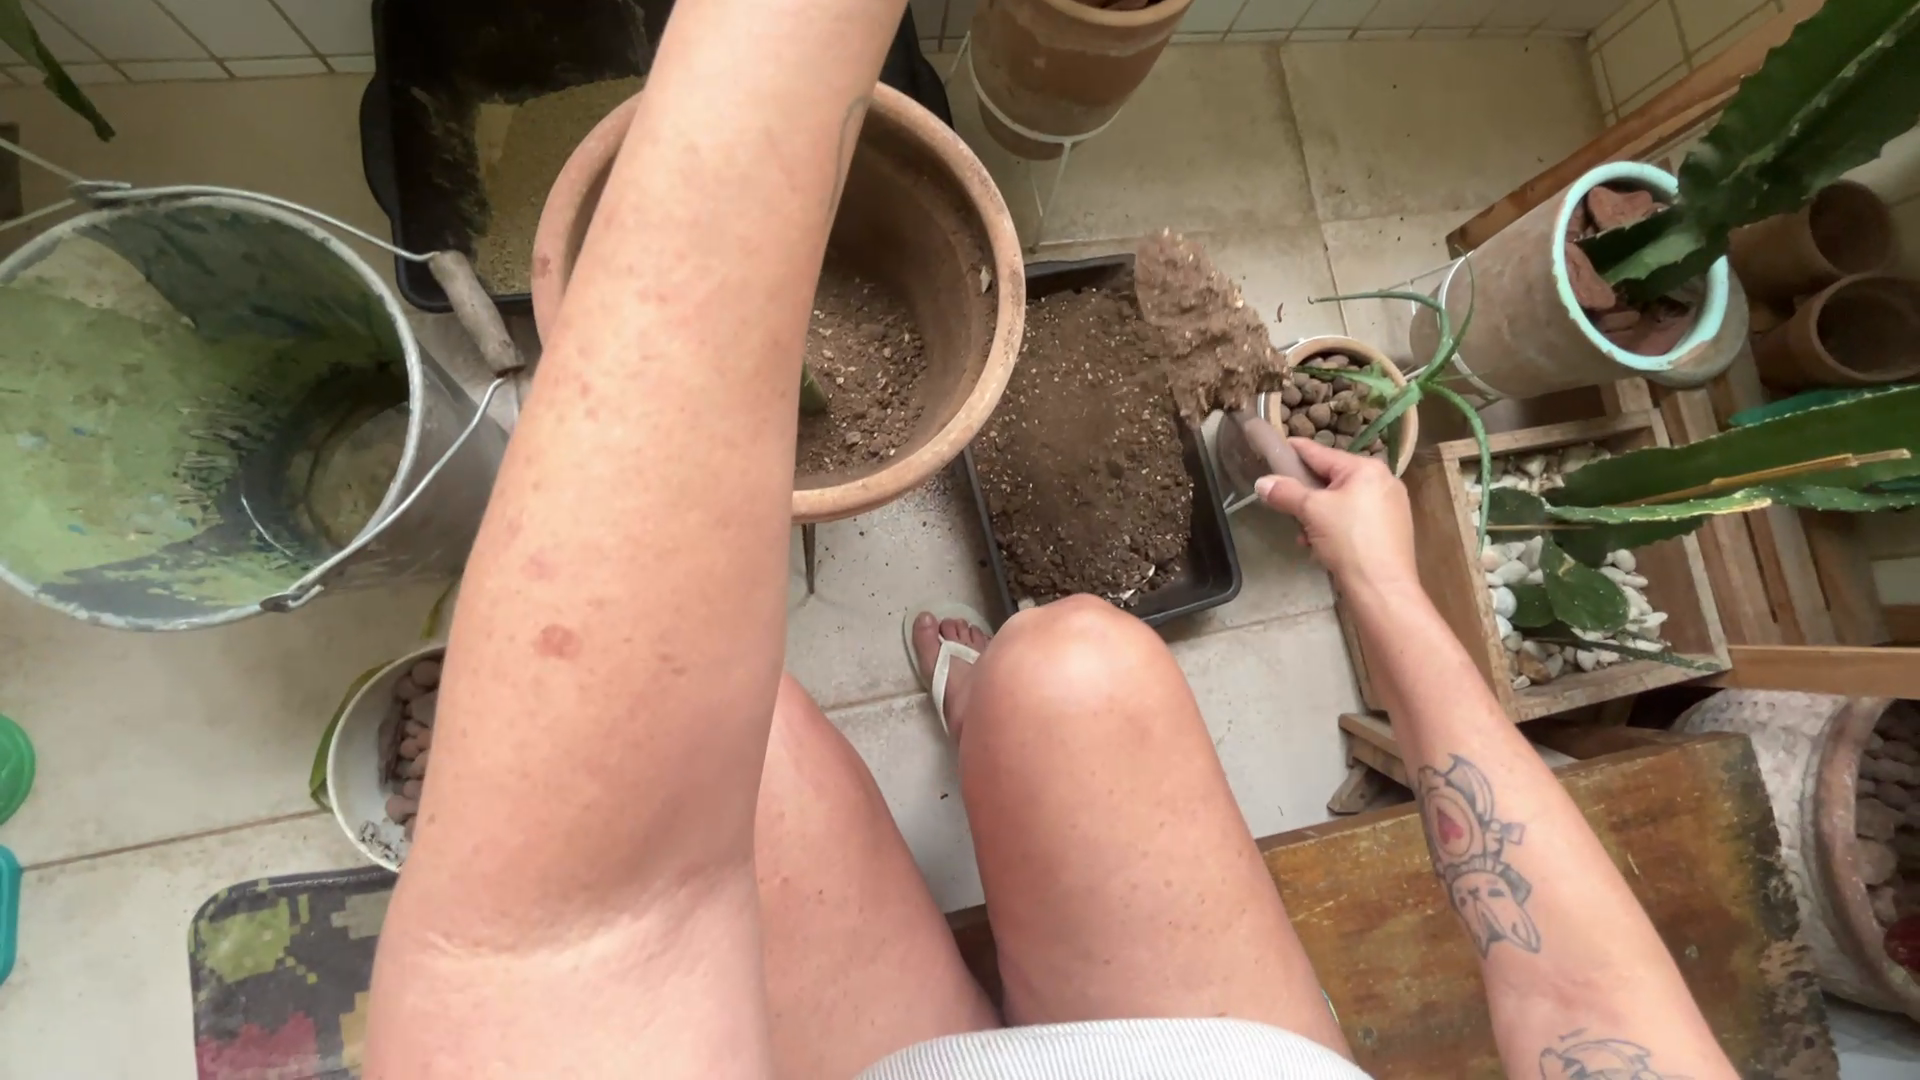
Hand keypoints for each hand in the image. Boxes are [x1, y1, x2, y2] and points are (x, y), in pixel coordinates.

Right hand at [1255, 438, 1417, 594]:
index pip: (1321, 453)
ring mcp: (1389, 506)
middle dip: (1305, 494)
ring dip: (1316, 515)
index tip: (1276, 444)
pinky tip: (1321, 546)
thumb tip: (1262, 482)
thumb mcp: (1311, 511)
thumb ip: (1285, 492)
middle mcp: (1382, 481)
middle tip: (1285, 506)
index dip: (1295, 449)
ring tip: (1304, 535)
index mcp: (1366, 469)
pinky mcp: (1389, 529)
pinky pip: (1352, 518)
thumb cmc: (1348, 540)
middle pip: (1330, 478)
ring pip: (1340, 501)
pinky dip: (1333, 527)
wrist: (1382, 587)